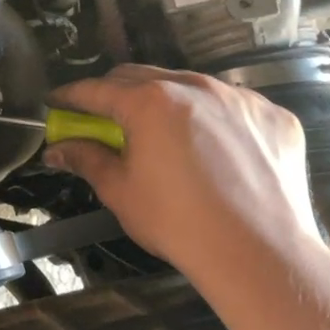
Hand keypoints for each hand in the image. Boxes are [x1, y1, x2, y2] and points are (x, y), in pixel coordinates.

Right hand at [43, 65, 319, 276]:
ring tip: (158, 130)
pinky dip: (211, 117)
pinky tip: (209, 148)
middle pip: (142, 77)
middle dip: (115, 93)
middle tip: (101, 117)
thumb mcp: (120, 190)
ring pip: (190, 86)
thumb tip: (57, 149)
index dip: (70, 96)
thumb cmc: (176, 222)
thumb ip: (87, 159)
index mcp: (151, 101)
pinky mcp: (274, 117)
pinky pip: (232, 106)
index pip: (97, 90)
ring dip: (165, 100)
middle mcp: (196, 87)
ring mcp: (241, 99)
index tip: (55, 102)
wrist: (258, 253)